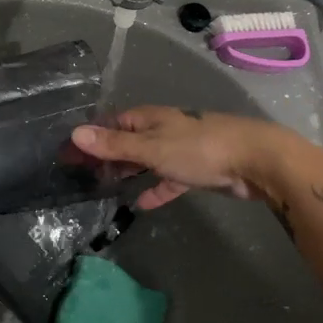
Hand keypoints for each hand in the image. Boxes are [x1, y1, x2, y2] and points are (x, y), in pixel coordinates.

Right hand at [70, 107, 313, 210]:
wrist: (255, 160)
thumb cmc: (200, 148)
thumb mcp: (151, 148)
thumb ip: (115, 145)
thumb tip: (75, 133)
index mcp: (148, 118)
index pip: (109, 124)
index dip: (89, 138)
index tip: (67, 155)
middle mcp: (161, 130)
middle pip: (126, 141)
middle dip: (105, 156)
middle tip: (81, 175)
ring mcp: (179, 150)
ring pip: (145, 160)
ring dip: (127, 172)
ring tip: (103, 187)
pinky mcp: (195, 170)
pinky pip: (167, 179)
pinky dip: (154, 189)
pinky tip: (140, 204)